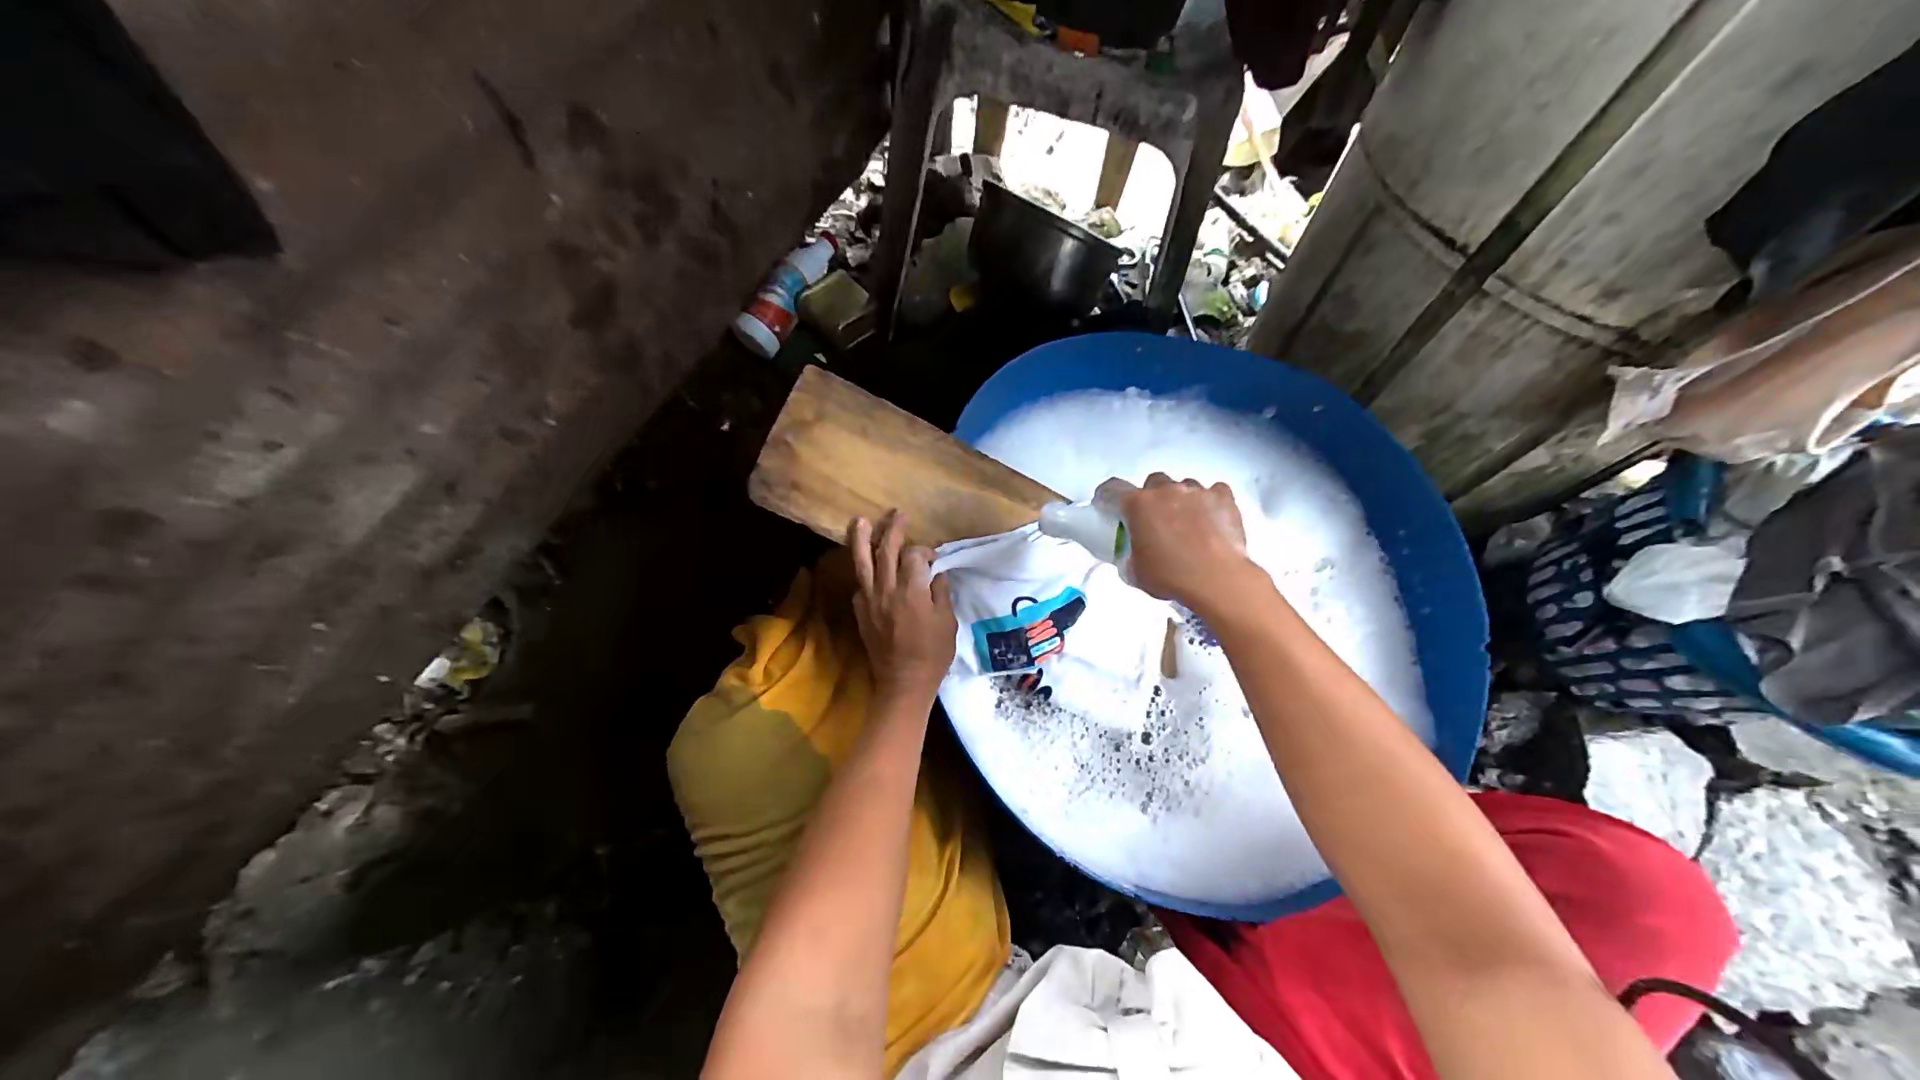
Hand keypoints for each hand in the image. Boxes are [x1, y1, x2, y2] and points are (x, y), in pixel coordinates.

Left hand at [848, 511, 956, 701]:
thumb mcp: (948, 622)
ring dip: (862, 539)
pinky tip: (867, 567)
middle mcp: (887, 590)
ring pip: (863, 562)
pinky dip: (864, 572)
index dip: (923, 550)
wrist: (903, 682)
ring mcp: (870, 600)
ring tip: (860, 521)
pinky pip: (860, 585)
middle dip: (892, 530)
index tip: (932, 557)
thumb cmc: (933, 654)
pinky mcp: (861, 612)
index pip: (913, 555)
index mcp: (912, 591)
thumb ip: (941, 593)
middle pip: (886, 550)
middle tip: (897, 514)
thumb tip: (936, 574)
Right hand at [1113, 474, 1265, 615]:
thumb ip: (1128, 554)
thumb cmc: (1171, 576)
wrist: (1216, 580)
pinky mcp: (1223, 498)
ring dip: (1180, 499)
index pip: (1113, 489)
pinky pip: (1214, 491)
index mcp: (1138, 505)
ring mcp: (1196, 491)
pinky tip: (1211, 519)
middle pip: (1153, 482)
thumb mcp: (1134, 572)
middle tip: (1154, 520)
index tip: (1107, 504)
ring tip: (1186, 523)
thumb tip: (1132, 552)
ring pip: (1183, 486)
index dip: (1107, 496)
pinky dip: (1210, 502)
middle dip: (1151, 497)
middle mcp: (1166, 490)